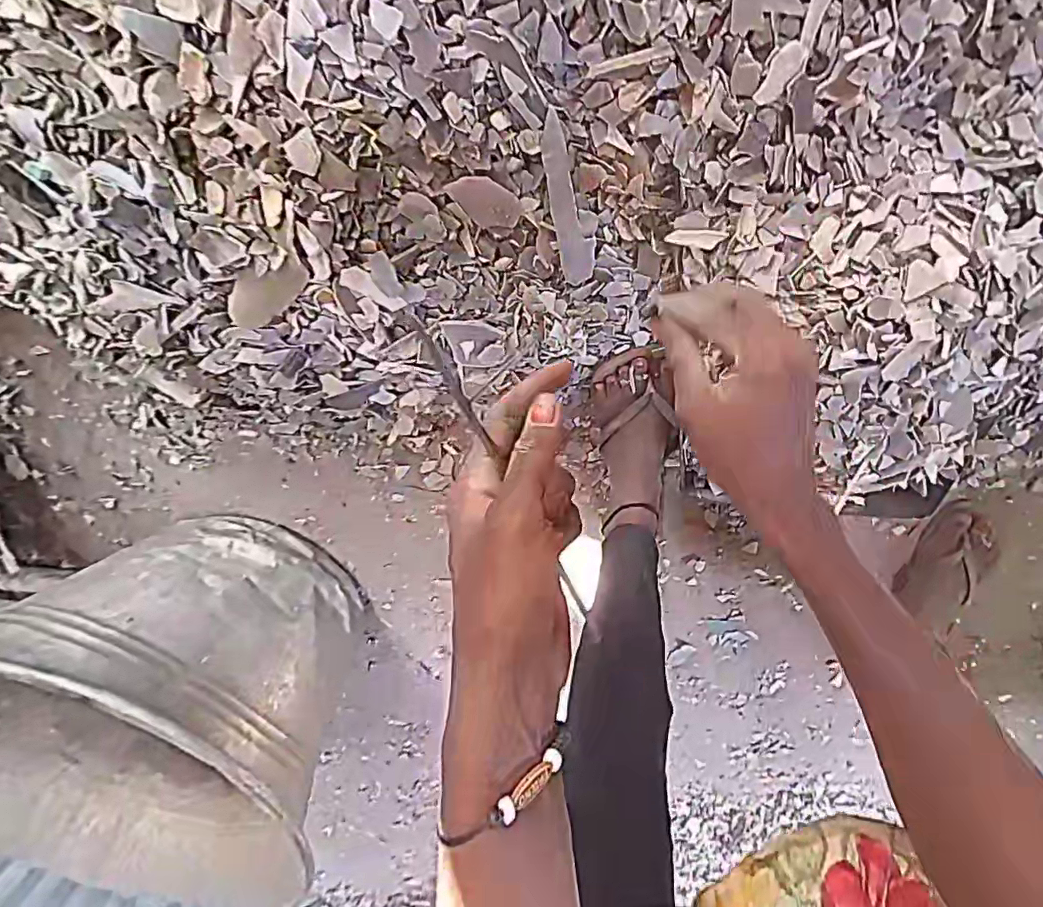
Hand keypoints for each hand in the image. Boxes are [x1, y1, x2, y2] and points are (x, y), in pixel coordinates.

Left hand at [442, 362, 578, 825]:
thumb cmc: (499, 602)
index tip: (564, 371)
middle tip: (549, 500)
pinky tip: (562, 544)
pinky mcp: (540, 548)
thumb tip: (546, 407)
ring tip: (551, 534)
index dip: (533, 393)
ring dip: (561, 499)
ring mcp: (518, 526)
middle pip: (533, 451)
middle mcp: (493, 501)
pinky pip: (563, 513)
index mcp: (474, 487)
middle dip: (551, 466)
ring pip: (553, 483)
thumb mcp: (517, 519)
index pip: (503, 422)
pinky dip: (568, 522)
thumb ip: (534, 459)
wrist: (514, 671)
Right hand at [652, 284, 820, 530]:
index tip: (662, 311)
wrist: (779, 490)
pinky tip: (718, 341)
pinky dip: (740, 329)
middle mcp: (788, 348)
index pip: (717, 311)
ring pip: (755, 311)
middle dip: (703, 302)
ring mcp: (798, 356)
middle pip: (741, 299)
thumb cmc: (744, 462)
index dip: (683, 308)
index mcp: (763, 355)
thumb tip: (666, 329)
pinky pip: (767, 329)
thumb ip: (680, 357)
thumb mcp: (696, 407)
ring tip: (691, 325)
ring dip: (721, 313)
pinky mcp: (800, 366)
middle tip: (675, 312)